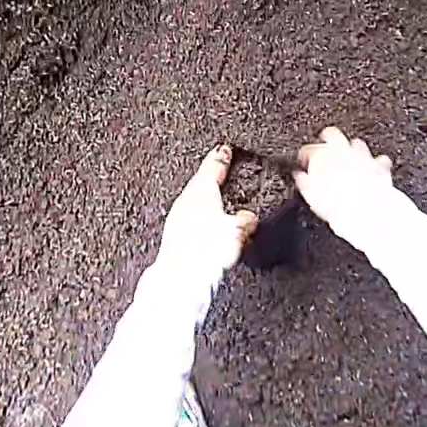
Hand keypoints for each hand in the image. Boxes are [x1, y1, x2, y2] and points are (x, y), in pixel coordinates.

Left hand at [158, 144, 258, 279]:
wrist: (179, 278)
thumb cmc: (203, 249)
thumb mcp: (237, 229)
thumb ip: (246, 219)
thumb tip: (249, 217)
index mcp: (200, 188)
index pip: (212, 164)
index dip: (221, 155)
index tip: (224, 148)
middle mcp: (186, 200)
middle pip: (201, 182)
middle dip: (212, 177)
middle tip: (223, 170)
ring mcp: (178, 219)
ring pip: (195, 202)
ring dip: (207, 200)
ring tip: (220, 202)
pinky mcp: (176, 238)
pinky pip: (193, 222)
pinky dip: (202, 220)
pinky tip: (210, 231)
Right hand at [294, 126, 410, 243]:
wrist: (365, 210)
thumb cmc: (336, 203)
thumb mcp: (310, 195)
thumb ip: (304, 181)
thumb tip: (300, 177)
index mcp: (321, 155)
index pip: (308, 149)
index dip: (305, 157)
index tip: (304, 164)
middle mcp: (342, 150)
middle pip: (332, 135)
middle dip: (327, 140)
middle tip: (325, 151)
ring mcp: (362, 156)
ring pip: (356, 144)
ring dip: (352, 150)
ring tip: (349, 162)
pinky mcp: (379, 166)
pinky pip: (379, 161)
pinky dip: (376, 164)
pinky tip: (374, 170)